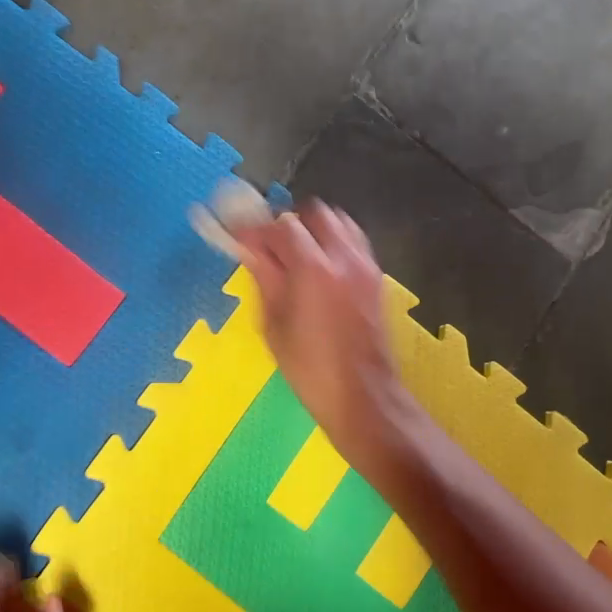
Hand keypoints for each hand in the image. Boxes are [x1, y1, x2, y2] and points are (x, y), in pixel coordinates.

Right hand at [231, 202, 414, 474]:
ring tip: (292, 257)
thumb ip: (265, 278)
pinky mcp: (376, 279)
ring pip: (338, 224)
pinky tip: (316, 270)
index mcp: (314, 268)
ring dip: (313, 231)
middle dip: (287, 224)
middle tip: (266, 247)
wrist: (363, 396)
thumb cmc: (309, 369)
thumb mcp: (274, 325)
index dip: (254, 229)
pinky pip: (352, 243)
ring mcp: (365, 266)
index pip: (281, 228)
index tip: (236, 236)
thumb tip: (249, 251)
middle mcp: (344, 257)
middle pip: (315, 215)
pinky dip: (332, 244)